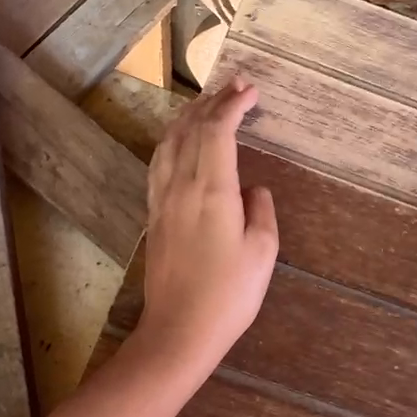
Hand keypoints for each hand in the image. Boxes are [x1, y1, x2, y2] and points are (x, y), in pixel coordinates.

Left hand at [138, 78, 278, 368]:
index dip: (233, 104)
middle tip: (236, 84)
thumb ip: (261, 210)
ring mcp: (162, 198)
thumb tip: (253, 188)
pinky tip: (179, 138)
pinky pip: (160, 161)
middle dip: (214, 101)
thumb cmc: (229, 294)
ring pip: (170, 141)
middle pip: (192, 128)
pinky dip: (173, 138)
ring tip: (208, 101)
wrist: (178, 331)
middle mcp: (182, 184)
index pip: (218, 130)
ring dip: (190, 115)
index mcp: (212, 189)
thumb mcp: (262, 252)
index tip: (251, 90)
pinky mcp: (154, 213)